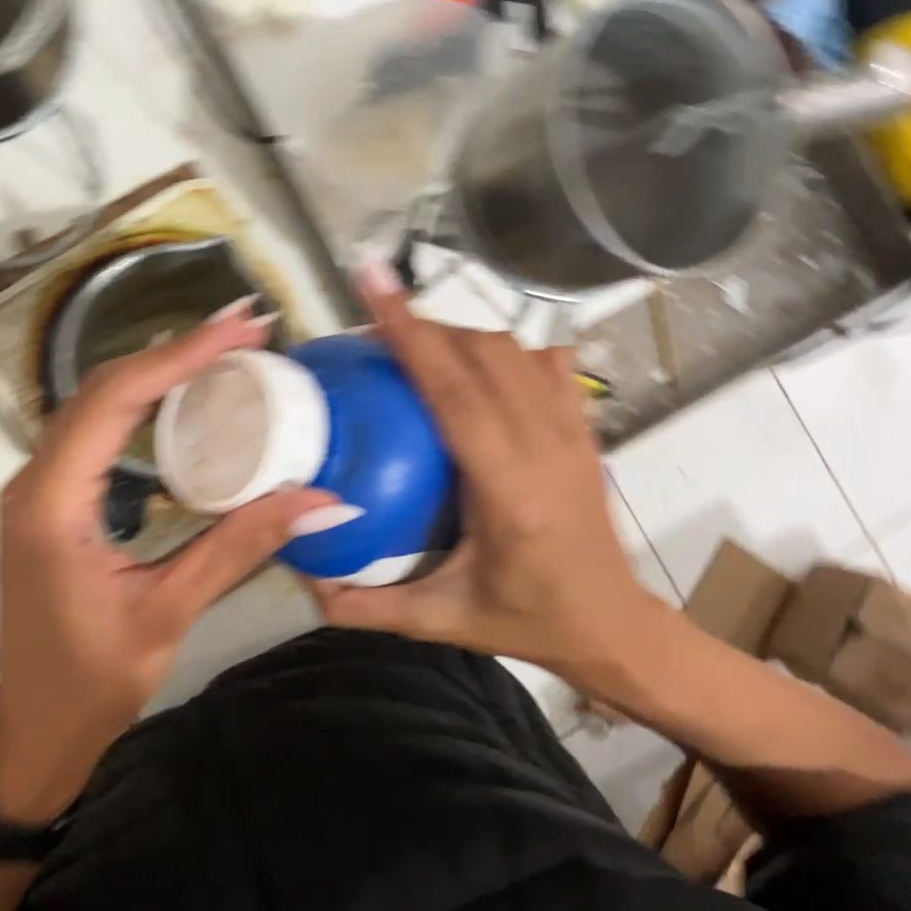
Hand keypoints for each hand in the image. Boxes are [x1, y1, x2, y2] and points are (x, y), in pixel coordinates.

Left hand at [0, 300, 339, 824]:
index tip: (240, 328)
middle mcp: (33, 482)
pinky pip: (91, 435)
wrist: (37, 731)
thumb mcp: (170, 612)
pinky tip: (179, 402)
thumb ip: (240, 548)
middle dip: (173, 353)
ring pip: (93, 407)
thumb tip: (323, 500)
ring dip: (155, 375)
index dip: (179, 356)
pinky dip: (137, 409)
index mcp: (51, 503)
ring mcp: (35, 491)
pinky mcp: (48, 504)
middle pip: (101, 390)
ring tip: (223, 353)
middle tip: (244, 330)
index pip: (114, 400)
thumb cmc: (93, 682)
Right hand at [309, 264, 665, 671]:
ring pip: (514, 352)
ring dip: (459, 336)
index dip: (410, 334)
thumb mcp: (436, 621)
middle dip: (424, 327)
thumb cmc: (524, 621)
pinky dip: (505, 350)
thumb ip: (362, 607)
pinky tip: (475, 365)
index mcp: (508, 492)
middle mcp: (546, 447)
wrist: (610, 626)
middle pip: (483, 356)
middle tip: (369, 333)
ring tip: (413, 345)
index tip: (373, 283)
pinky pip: (546, 365)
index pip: (455, 394)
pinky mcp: (585, 430)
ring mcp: (573, 433)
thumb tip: (299, 574)